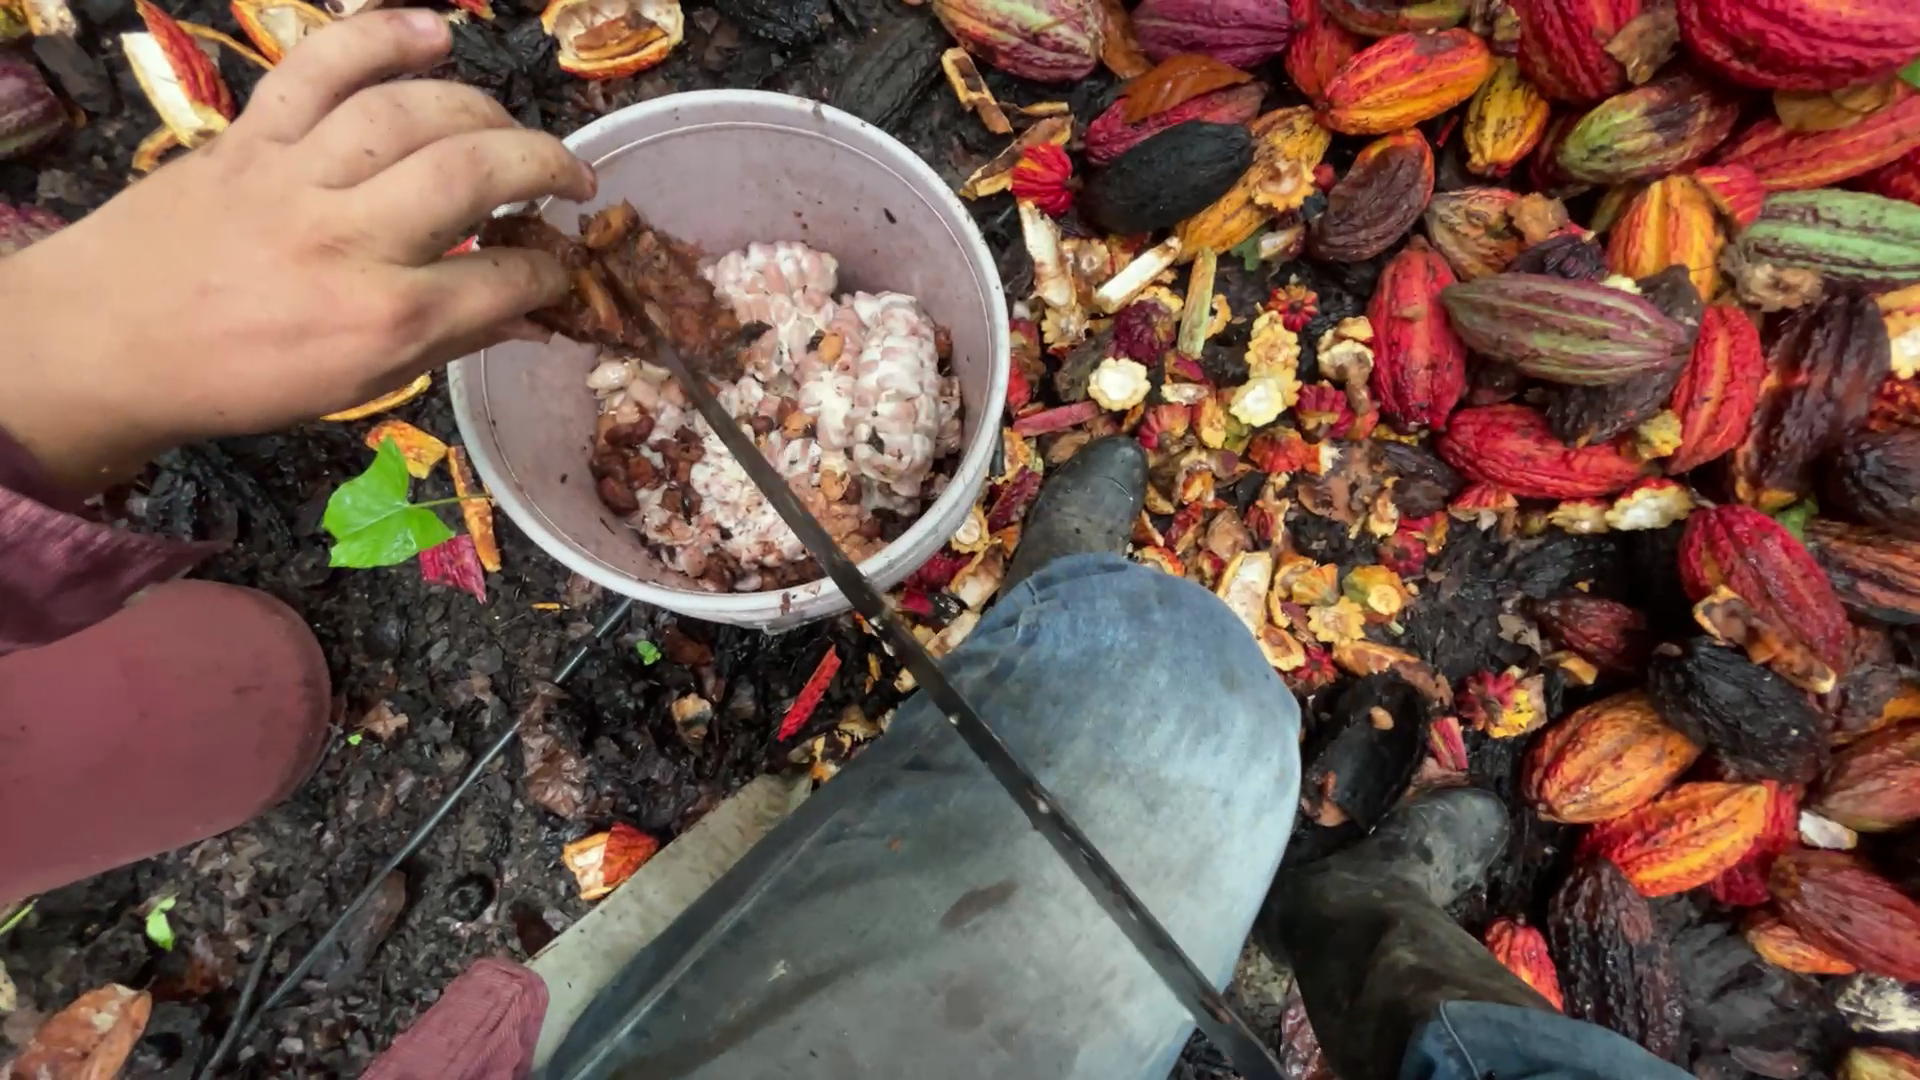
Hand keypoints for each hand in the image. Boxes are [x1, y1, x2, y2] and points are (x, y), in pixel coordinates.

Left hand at [0, 9, 595, 492]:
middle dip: (546, 168)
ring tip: (519, 130)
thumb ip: (462, 337)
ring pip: (409, 114)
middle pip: (472, 175)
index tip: (567, 269)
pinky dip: (379, 39)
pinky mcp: (249, 135)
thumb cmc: (255, 378)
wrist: (102, 342)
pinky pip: (318, 68)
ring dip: (486, 111)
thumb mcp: (376, 379)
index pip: (509, 279)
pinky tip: (435, 31)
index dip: (556, 272)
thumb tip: (536, 318)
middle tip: (579, 180)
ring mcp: (296, 175)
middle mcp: (354, 238)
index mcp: (392, 315)